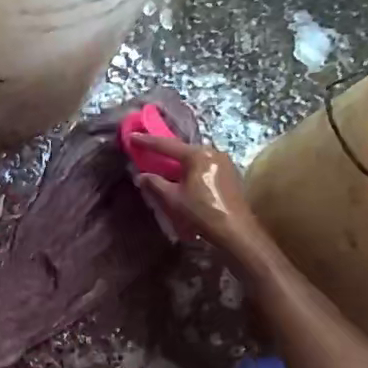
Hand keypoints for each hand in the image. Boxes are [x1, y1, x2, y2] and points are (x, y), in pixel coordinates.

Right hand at [128, 133, 268, 251]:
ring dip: (178, 161)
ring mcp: (224, 162)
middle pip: (182, 149)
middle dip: (164, 151)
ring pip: (194, 158)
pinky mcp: (230, 173)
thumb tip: (141, 176)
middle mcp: (212, 152)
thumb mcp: (172, 198)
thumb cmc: (201, 212)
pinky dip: (191, 169)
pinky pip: (204, 165)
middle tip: (147, 151)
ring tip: (164, 165)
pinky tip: (183, 177)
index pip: (167, 145)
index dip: (147, 141)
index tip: (132, 136)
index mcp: (197, 155)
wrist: (235, 231)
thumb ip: (154, 183)